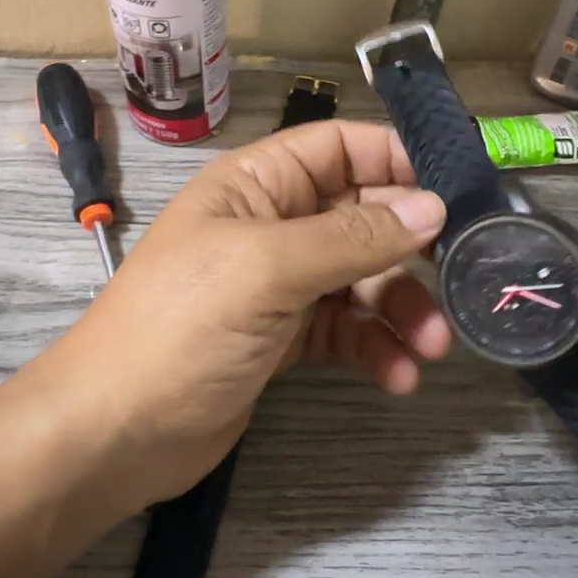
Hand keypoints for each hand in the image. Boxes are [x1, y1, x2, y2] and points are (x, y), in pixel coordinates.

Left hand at [39, 120, 449, 506]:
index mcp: (256, 183)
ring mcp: (277, 283)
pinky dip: (374, 348)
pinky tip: (397, 377)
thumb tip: (432, 206)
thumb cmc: (184, 326)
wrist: (116, 430)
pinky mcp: (283, 337)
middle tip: (461, 276)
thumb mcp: (268, 269)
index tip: (456, 189)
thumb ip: (352, 237)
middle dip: (409, 246)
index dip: (395, 159)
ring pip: (360, 278)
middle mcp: (271, 224)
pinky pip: (344, 329)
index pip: (338, 147)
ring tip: (431, 346)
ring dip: (400, 307)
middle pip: (360, 215)